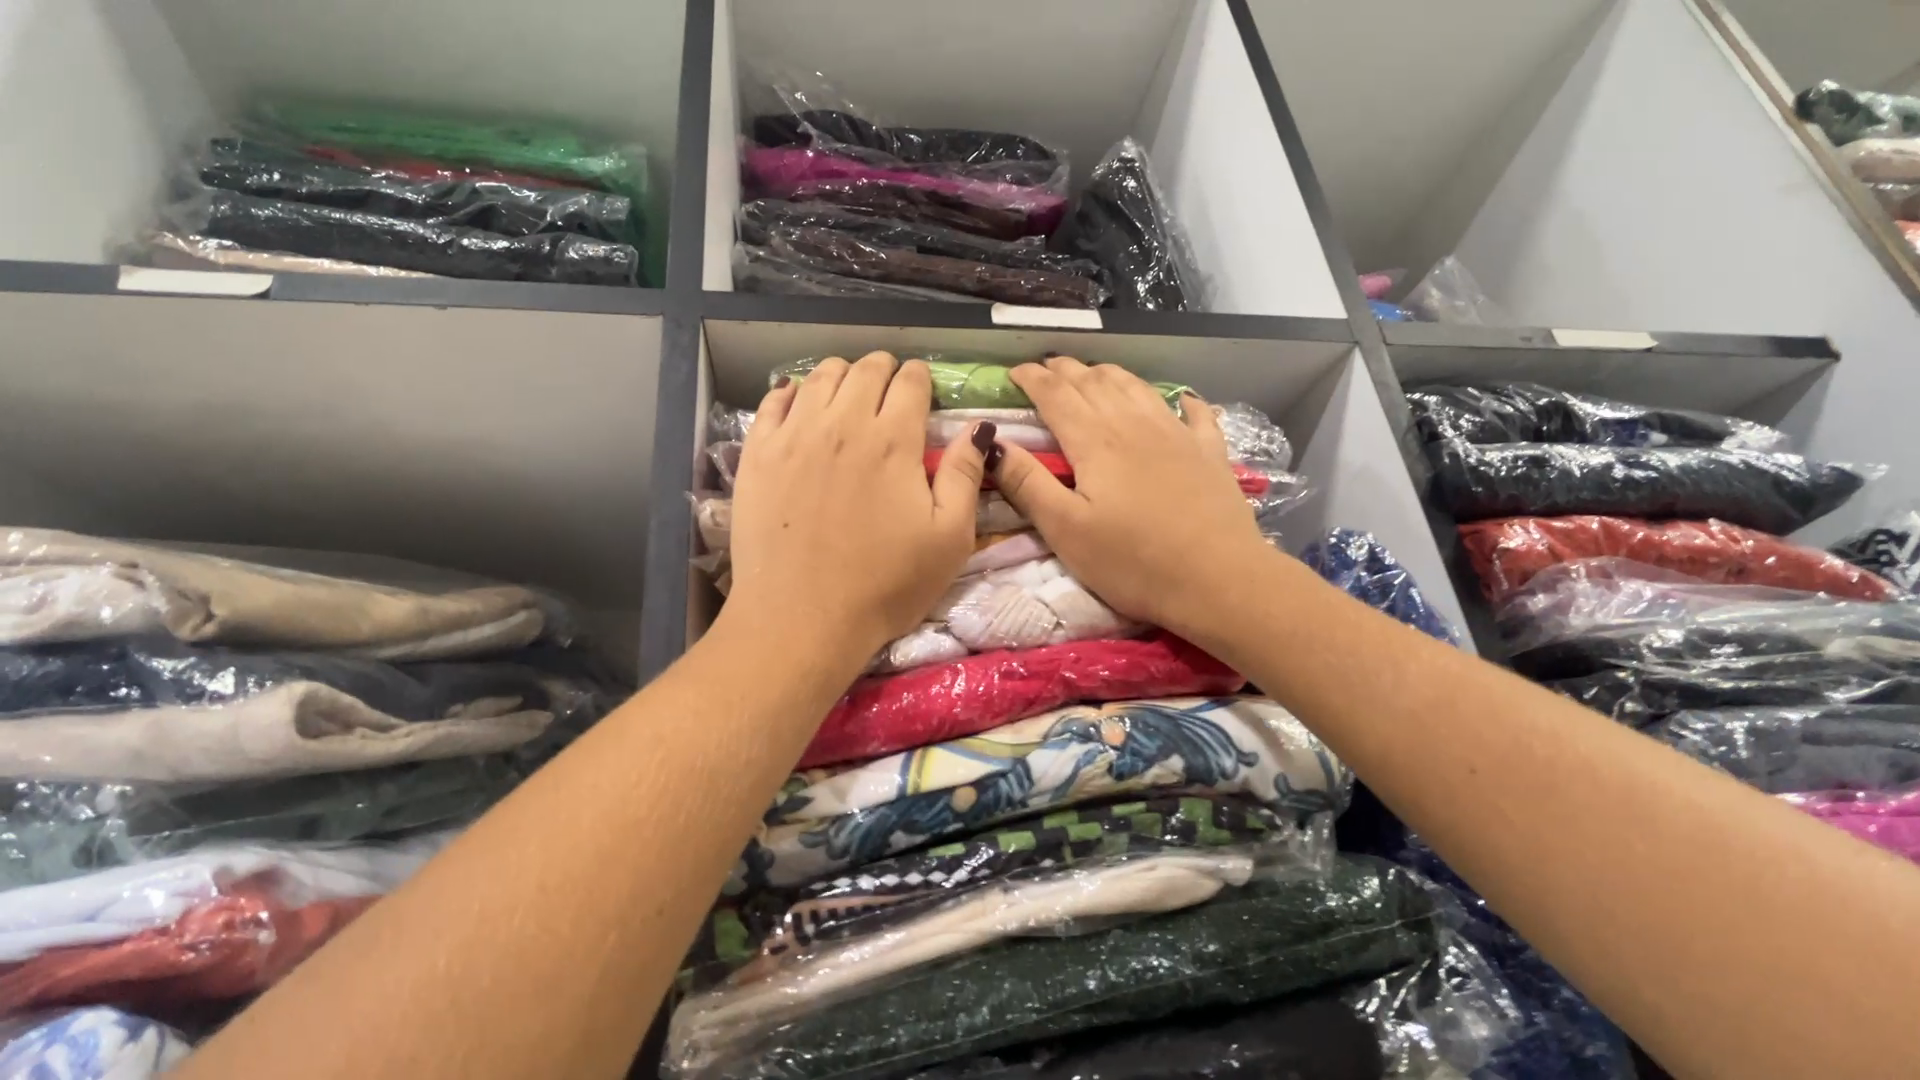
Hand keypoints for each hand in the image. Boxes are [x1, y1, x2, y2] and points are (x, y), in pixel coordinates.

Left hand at [724, 352, 990, 665]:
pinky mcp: (757, 455)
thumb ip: (964, 476)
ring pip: (819, 377)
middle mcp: (843, 423)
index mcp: (894, 440)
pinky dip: (790, 392)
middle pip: (865, 370)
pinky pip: (772, 402)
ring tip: (847, 387)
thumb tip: (979, 429)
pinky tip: (797, 401)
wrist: (802, 619)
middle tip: (888, 384)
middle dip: (883, 369)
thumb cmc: (886, 585)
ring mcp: (794, 436)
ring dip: (840, 373)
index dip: (919, 377)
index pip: (910, 382)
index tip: (921, 385)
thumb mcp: (949, 538)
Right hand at [988, 357, 1275, 638]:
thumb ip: (1026, 483)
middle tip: (1045, 369)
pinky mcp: (1209, 453)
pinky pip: (1196, 414)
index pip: (1055, 394)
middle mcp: (1134, 424)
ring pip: (1138, 388)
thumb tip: (990, 442)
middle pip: (1095, 382)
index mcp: (1094, 441)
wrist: (1218, 579)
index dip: (1031, 379)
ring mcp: (1177, 434)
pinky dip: (1183, 401)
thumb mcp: (1065, 530)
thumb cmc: (1132, 561)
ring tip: (1094, 373)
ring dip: (1110, 375)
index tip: (1013, 373)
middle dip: (1066, 370)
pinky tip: (1183, 399)